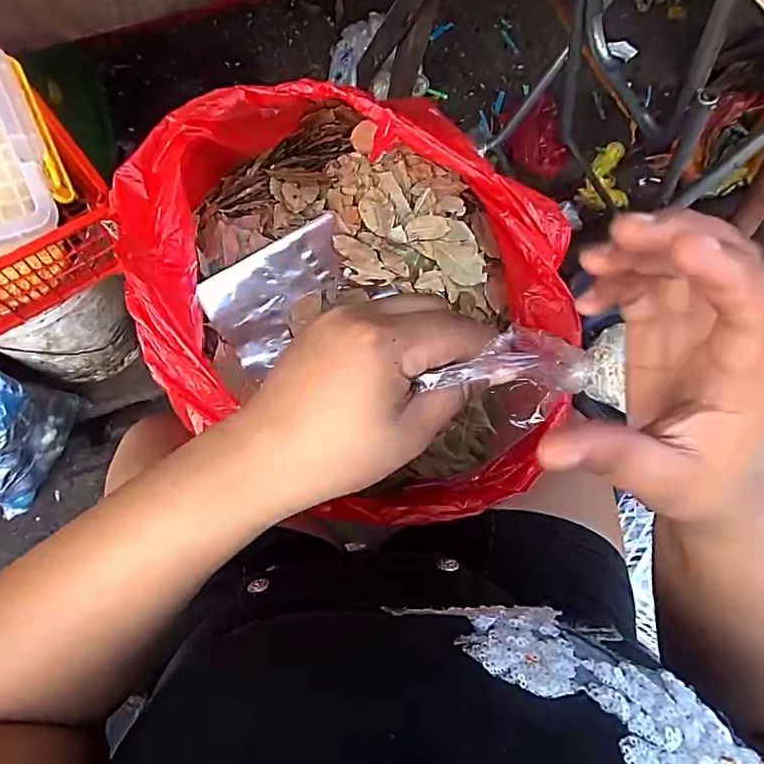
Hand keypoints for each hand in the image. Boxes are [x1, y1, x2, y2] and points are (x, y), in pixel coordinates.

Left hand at [229, 294, 493, 510]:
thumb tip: (480, 373)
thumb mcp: (409, 436)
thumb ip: (451, 396)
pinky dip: (397, 329)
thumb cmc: (339, 457)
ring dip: (427, 328)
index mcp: (386, 341)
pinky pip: (375, 314)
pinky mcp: (321, 324)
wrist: (261, 458)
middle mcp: (362, 313)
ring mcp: (337, 314)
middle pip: (431, 305)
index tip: (502, 364)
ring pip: (402, 305)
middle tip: (466, 371)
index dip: (485, 346)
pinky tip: (393, 366)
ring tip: (429, 370)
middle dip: (457, 332)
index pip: (455, 329)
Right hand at [539, 211, 763, 522]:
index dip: (726, 271)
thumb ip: (612, 458)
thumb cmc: (701, 484)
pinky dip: (620, 276)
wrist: (708, 486)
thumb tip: (548, 449)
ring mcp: (701, 324)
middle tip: (625, 233)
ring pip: (687, 260)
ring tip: (595, 258)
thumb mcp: (662, 480)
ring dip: (644, 247)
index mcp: (748, 372)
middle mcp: (732, 334)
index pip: (756, 307)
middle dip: (679, 236)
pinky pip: (650, 283)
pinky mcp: (669, 325)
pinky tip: (589, 294)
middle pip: (727, 260)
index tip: (683, 248)